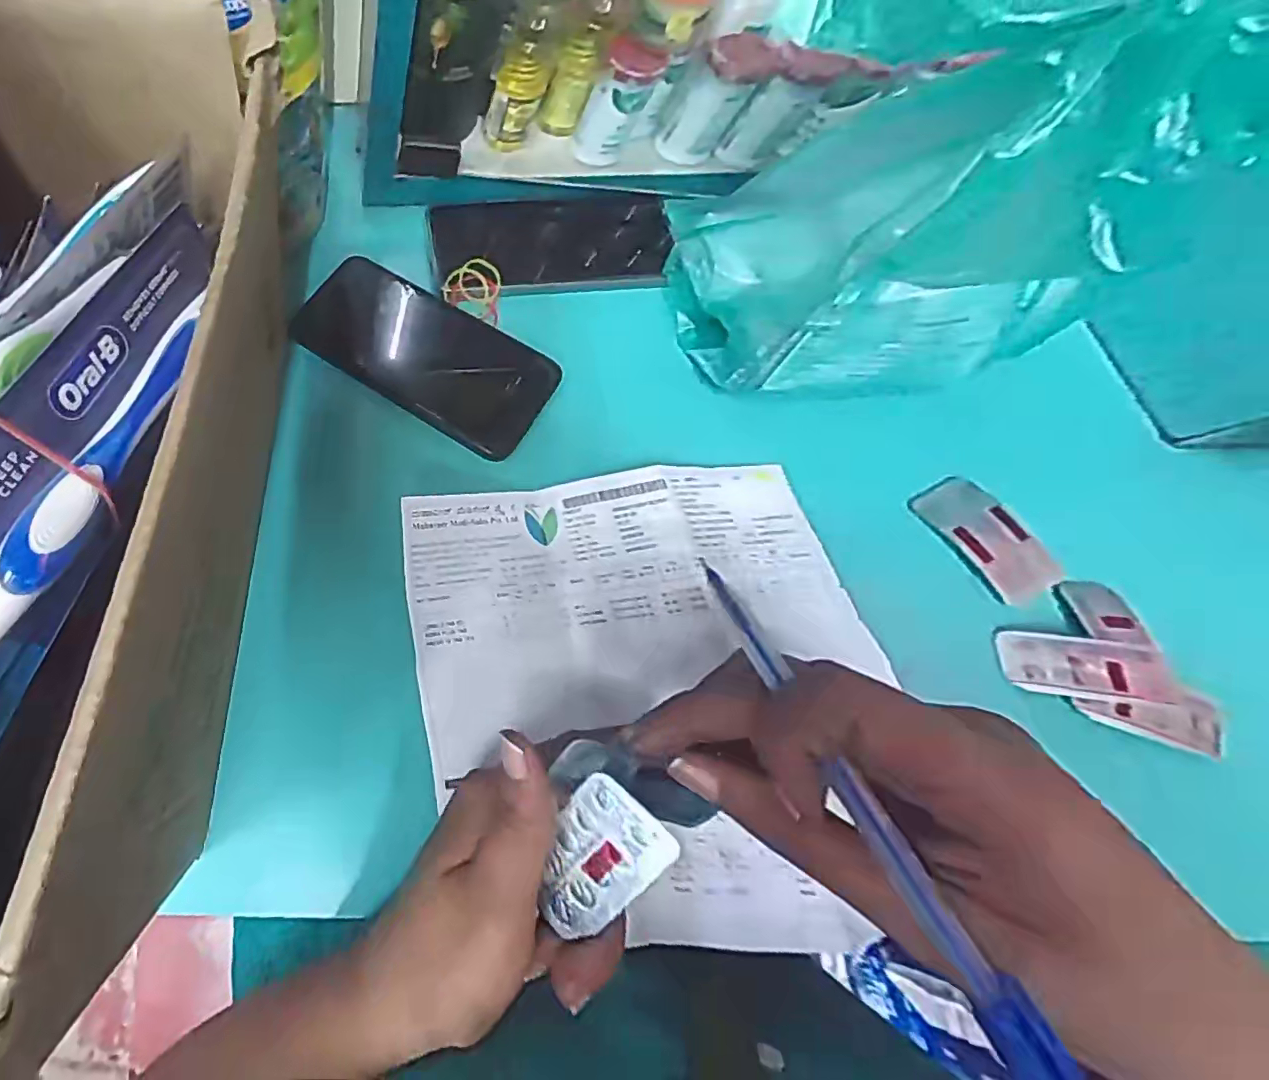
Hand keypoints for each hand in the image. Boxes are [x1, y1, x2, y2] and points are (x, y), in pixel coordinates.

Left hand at [355, 731, 623, 1057]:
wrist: (397, 1016)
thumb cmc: (447, 955)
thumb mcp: (497, 889)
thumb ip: (522, 818)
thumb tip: (518, 737)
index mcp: (490, 800)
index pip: (566, 766)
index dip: (614, 792)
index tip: (647, 838)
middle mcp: (499, 818)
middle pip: (587, 832)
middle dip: (604, 896)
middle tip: (587, 952)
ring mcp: (506, 857)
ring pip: (582, 876)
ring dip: (588, 934)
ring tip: (567, 980)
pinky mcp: (511, 893)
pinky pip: (563, 904)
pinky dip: (570, 944)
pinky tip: (555, 978)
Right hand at [625, 654, 1268, 1079]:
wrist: (1209, 1029)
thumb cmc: (1090, 990)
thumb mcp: (933, 925)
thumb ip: (806, 840)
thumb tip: (691, 769)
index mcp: (975, 764)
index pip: (834, 699)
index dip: (769, 734)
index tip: (759, 801)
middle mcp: (945, 726)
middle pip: (799, 683)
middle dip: (712, 710)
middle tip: (645, 750)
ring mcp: (929, 737)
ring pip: (797, 697)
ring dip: (725, 721)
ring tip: (668, 756)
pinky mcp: (913, 759)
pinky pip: (818, 730)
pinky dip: (759, 745)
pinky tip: (724, 769)